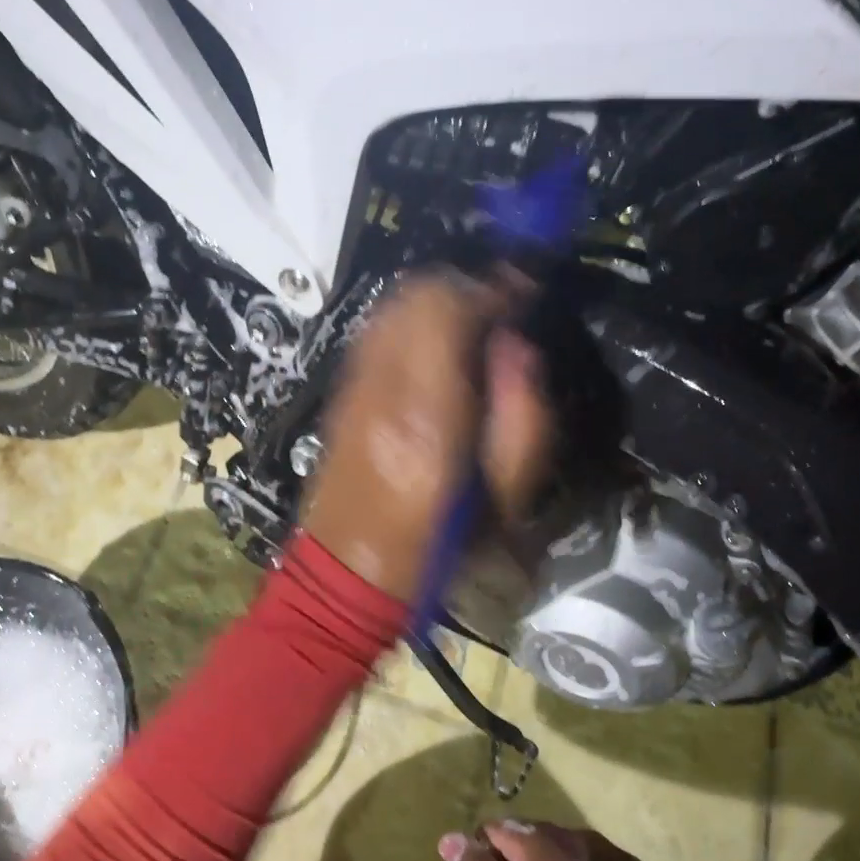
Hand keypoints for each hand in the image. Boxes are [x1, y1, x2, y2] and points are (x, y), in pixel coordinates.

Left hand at [300, 271, 552, 601]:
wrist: (343, 573)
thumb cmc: (434, 547)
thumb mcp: (503, 500)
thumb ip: (521, 417)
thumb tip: (517, 348)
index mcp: (427, 414)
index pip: (448, 310)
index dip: (489, 287)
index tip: (520, 288)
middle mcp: (381, 387)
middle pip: (413, 295)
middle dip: (460, 287)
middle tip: (495, 307)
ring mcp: (352, 388)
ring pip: (387, 308)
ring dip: (430, 302)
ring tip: (464, 325)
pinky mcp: (338, 396)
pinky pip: (370, 334)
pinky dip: (403, 324)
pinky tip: (426, 349)